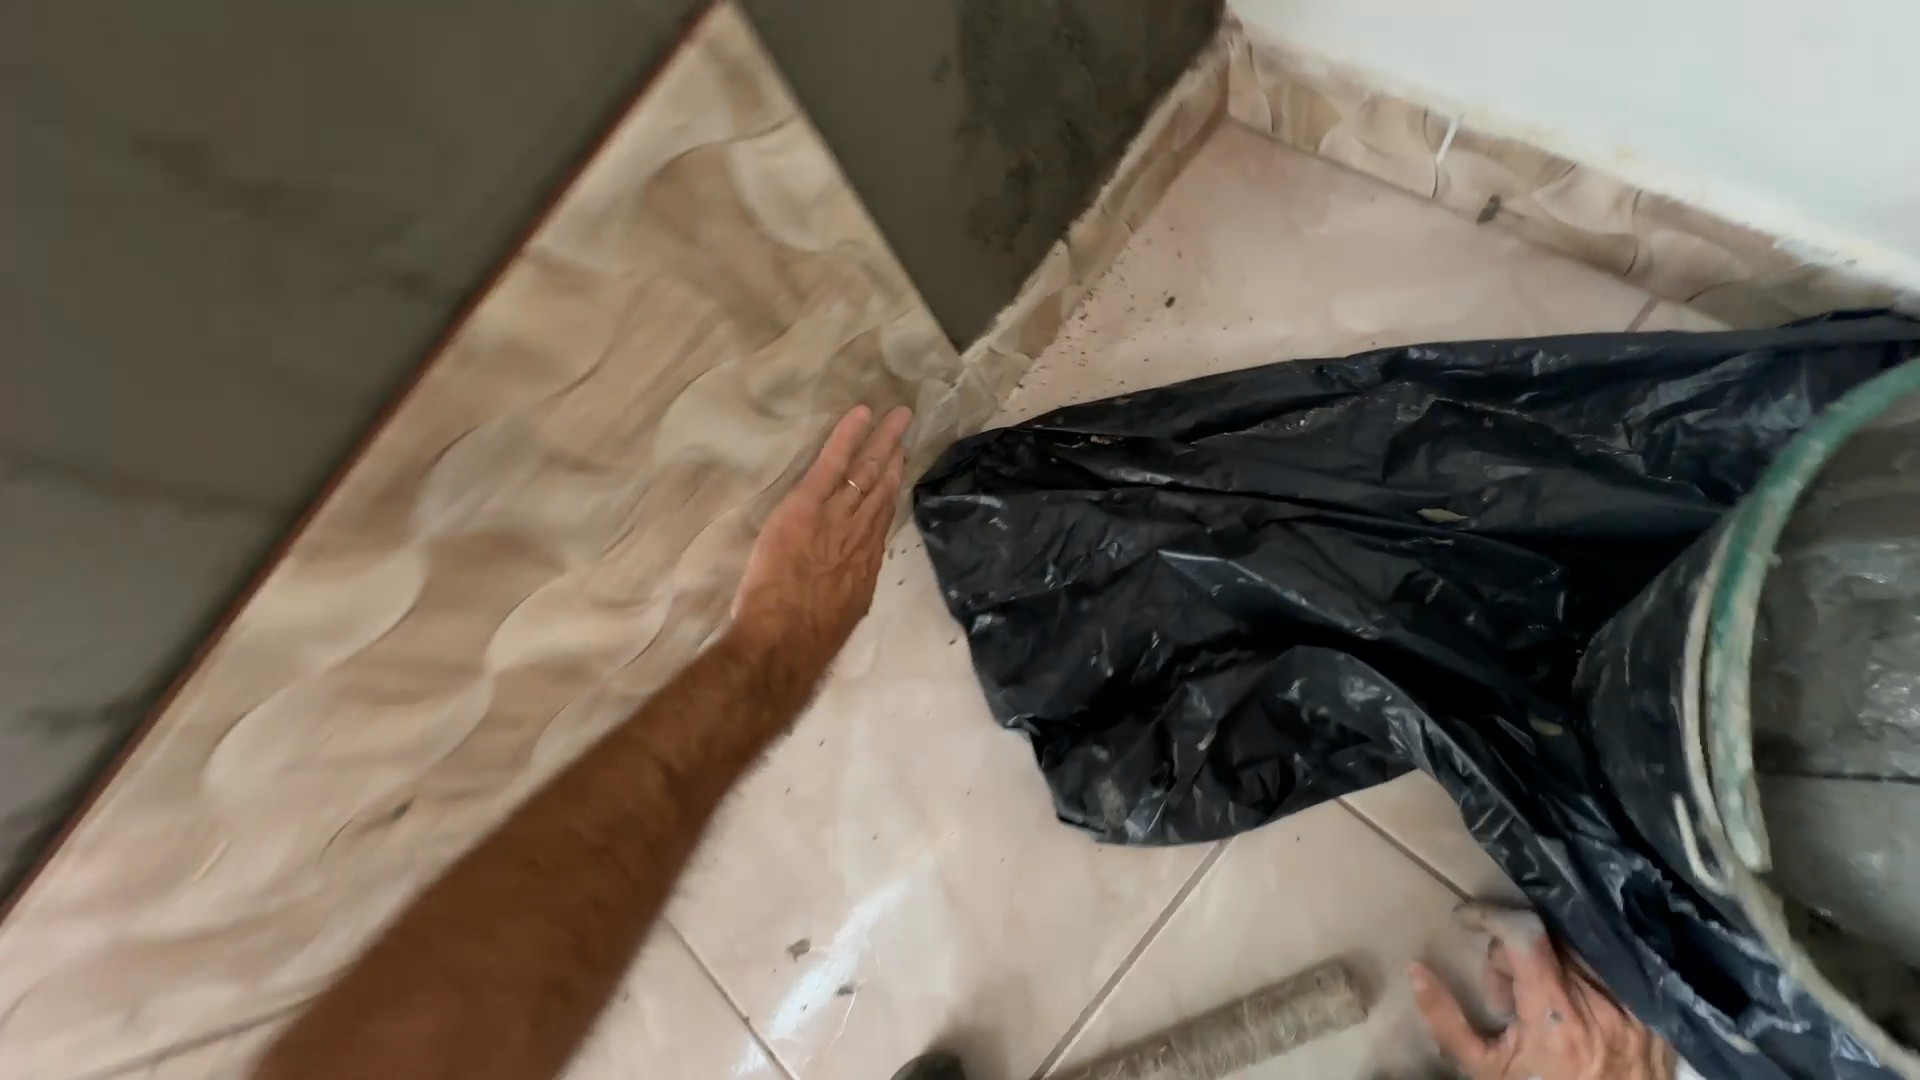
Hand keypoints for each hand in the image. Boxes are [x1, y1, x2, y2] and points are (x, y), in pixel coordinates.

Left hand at [730, 404, 913, 666]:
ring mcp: (837, 516)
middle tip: (909, 428)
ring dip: (883, 439)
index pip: (883, 516)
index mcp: (866, 560)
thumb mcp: (845, 613)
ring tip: (897, 416)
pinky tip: (860, 414)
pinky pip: (832, 464)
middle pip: (884, 486)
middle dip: (898, 455)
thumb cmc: (809, 637)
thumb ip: (852, 587)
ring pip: (867, 470)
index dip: (892, 489)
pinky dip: (847, 437)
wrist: (786, 639)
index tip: (900, 469)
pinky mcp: (809, 506)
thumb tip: (854, 578)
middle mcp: (861, 533)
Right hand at [1411, 903, 1674, 1079]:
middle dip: (1510, 947)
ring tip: (1538, 996)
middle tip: (1503, 986)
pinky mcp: (1656, 1020)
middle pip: (1545, 935)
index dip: (1488, 914)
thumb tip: (1415, 969)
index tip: (1465, 919)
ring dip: (1546, 957)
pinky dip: (1580, 970)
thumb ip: (1445, 1019)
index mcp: (1557, 1017)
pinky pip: (1611, 967)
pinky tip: (1569, 998)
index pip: (1523, 933)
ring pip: (1576, 946)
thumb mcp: (1484, 1069)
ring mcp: (1635, 1012)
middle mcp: (1601, 1006)